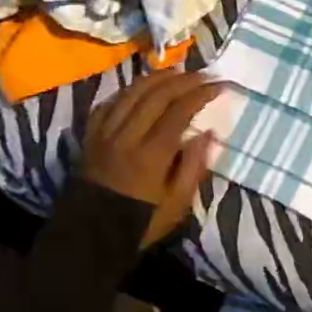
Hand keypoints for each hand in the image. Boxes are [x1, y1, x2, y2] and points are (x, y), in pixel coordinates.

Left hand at [82, 70, 224, 248]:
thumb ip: (194, 166)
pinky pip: (108, 104)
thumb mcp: (177, 203)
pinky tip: (141, 89)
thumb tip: (208, 132)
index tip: (221, 85)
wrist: (89, 239)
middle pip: (156, 95)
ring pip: (131, 93)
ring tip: (176, 72)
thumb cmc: (141, 222)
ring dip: (156, 78)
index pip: (180, 110)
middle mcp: (126, 137)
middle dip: (184, 79)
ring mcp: (104, 135)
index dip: (202, 93)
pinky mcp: (90, 138)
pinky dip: (127, 92)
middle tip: (203, 74)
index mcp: (152, 154)